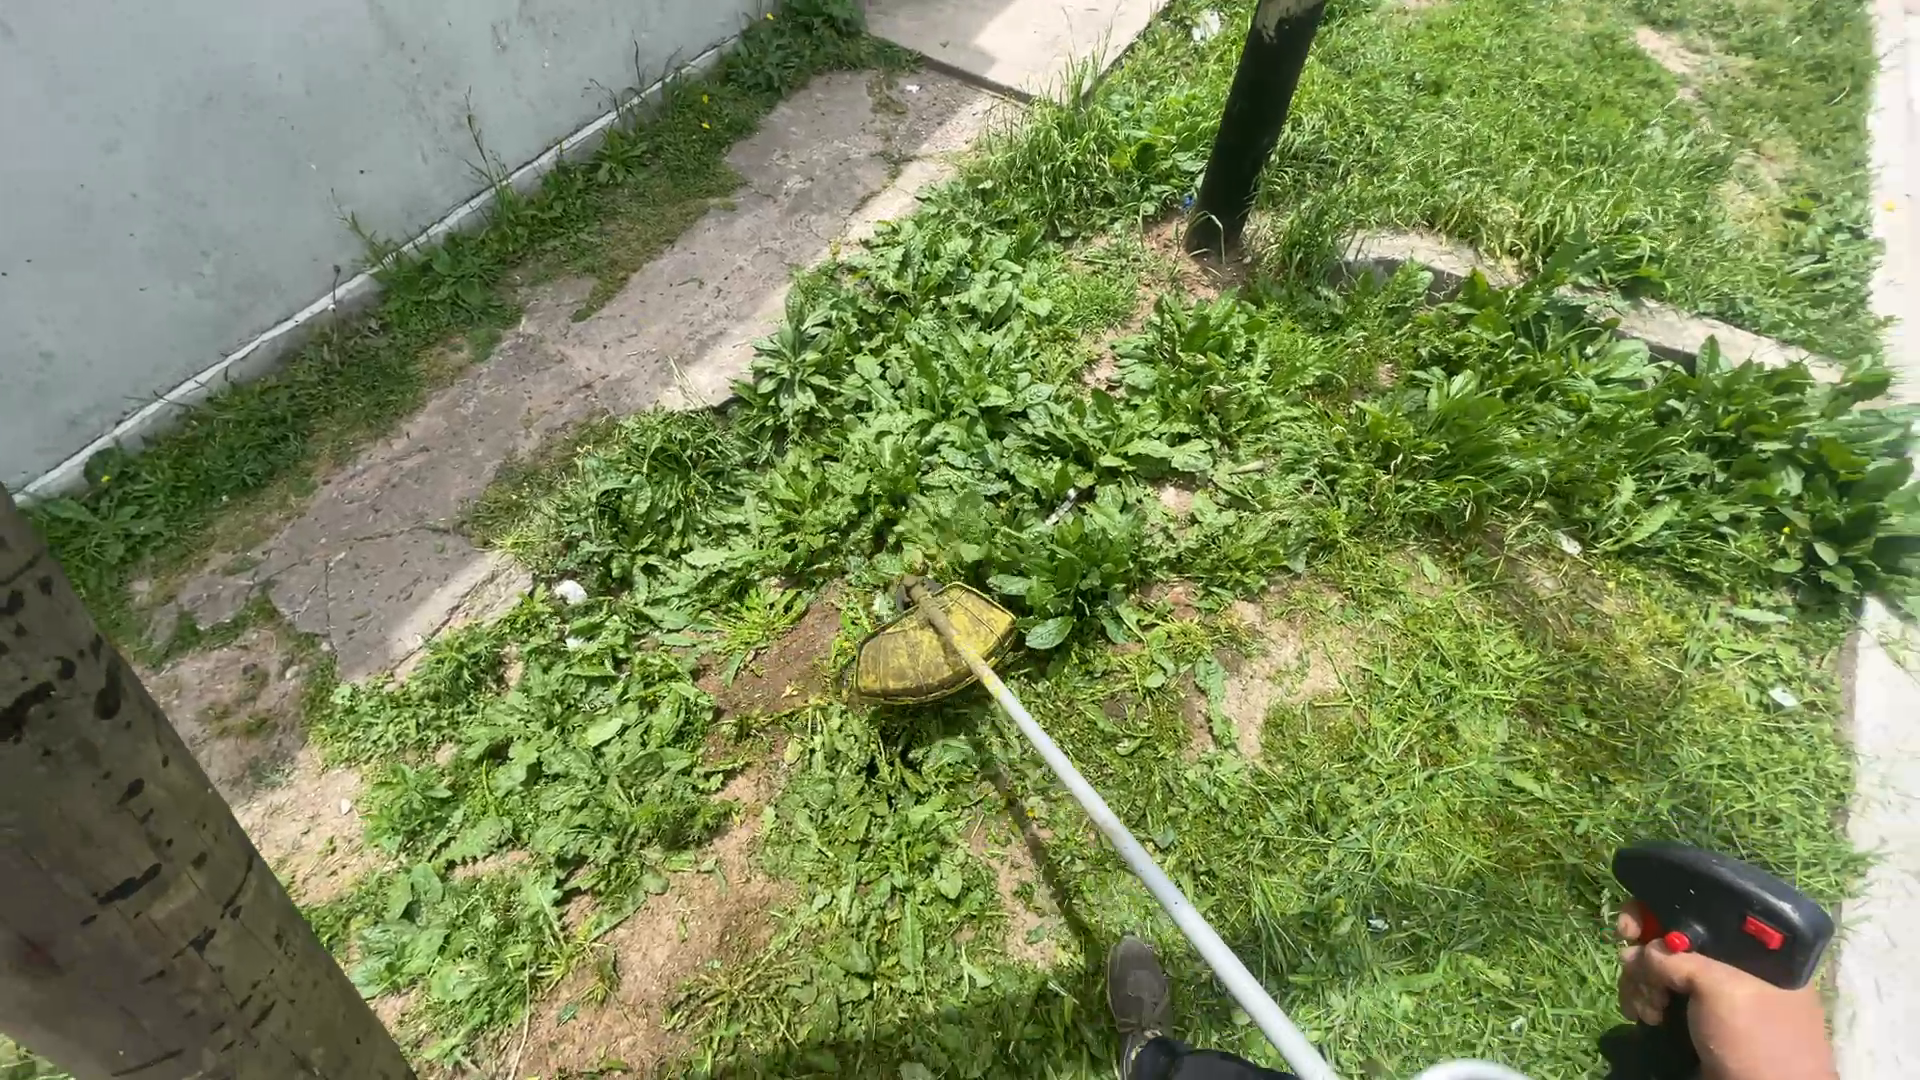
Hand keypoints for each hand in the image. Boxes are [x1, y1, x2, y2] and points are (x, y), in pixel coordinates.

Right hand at [1616, 903, 1836, 1079]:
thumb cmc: (1756, 1042)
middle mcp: (1732, 967)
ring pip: (1652, 964)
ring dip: (1638, 982)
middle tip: (1634, 972)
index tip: (1630, 931)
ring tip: (1646, 1009)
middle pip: (1665, 937)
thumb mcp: (1718, 988)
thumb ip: (1671, 957)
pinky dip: (1639, 997)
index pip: (1694, 913)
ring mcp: (1710, 992)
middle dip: (1642, 955)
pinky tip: (1642, 1015)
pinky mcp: (1693, 1013)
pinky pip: (1652, 988)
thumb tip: (1638, 955)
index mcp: (1754, 954)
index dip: (1654, 913)